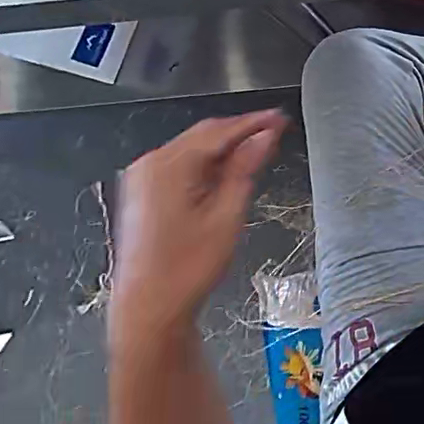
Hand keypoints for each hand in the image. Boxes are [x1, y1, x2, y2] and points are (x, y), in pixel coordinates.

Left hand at [109, 109, 285, 348]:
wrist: (149, 306)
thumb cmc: (189, 266)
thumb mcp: (226, 214)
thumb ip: (245, 169)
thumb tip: (264, 137)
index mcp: (168, 166)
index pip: (219, 131)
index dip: (254, 122)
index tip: (281, 117)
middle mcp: (150, 164)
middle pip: (203, 134)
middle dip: (240, 130)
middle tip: (276, 129)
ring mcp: (143, 177)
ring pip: (193, 148)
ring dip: (225, 145)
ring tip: (259, 147)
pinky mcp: (144, 191)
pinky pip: (182, 163)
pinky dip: (208, 160)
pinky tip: (229, 167)